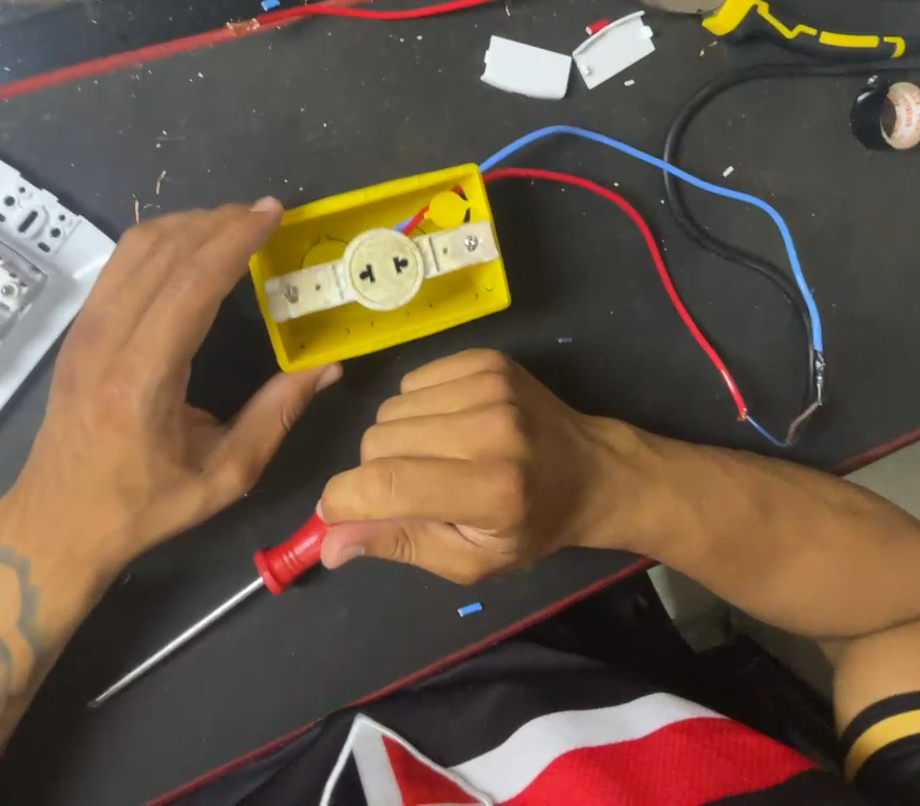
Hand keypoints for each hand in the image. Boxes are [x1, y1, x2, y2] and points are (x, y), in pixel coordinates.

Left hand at [9, 198, 339, 572]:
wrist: (56, 521)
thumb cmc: (143, 505)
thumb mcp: (224, 475)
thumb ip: (277, 415)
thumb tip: (327, 366)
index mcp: (143, 381)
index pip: (190, 286)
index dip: (234, 240)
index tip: (272, 213)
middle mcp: (106, 342)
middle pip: (162, 253)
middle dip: (219, 220)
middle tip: (266, 212)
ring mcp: (84, 330)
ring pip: (136, 248)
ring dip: (190, 223)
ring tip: (236, 222)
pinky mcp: (79, 328)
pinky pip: (121, 263)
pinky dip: (163, 239)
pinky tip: (194, 243)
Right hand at [316, 350, 635, 582]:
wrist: (592, 471)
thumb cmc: (530, 526)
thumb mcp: (471, 560)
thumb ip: (399, 545)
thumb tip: (327, 543)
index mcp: (491, 490)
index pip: (387, 484)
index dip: (343, 500)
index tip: (334, 513)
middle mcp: (490, 429)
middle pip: (379, 441)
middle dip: (377, 471)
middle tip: (414, 488)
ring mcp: (490, 386)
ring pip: (391, 408)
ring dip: (399, 437)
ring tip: (438, 456)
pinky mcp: (487, 360)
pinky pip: (412, 380)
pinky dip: (417, 406)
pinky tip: (449, 425)